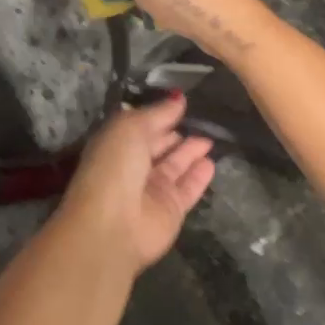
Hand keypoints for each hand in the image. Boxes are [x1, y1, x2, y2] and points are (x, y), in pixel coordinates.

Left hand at [54, 94, 215, 272]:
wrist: (113, 226)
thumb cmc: (115, 166)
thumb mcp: (131, 127)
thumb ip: (157, 114)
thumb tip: (179, 99)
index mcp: (117, 142)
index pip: (142, 124)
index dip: (160, 114)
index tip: (183, 102)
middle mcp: (133, 164)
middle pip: (159, 145)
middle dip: (177, 132)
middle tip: (203, 118)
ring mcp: (152, 189)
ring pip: (176, 165)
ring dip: (191, 151)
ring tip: (211, 136)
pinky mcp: (171, 210)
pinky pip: (188, 187)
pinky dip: (199, 175)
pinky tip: (212, 162)